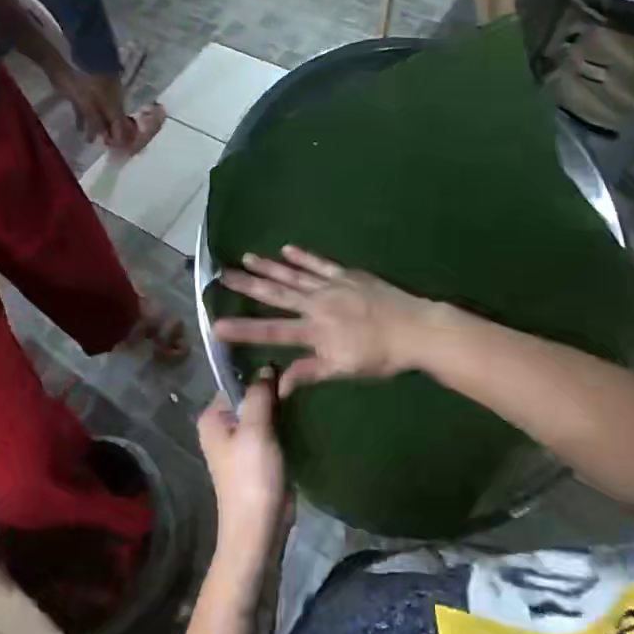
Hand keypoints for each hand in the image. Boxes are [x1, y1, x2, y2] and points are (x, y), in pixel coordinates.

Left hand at [51, 66, 121, 142]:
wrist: (72, 52)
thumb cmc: (79, 79)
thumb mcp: (84, 102)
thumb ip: (93, 119)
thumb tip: (101, 135)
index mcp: (113, 103)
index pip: (120, 124)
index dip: (118, 136)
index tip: (115, 148)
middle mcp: (112, 98)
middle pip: (113, 119)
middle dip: (109, 132)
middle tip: (105, 146)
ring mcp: (101, 92)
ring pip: (102, 113)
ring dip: (98, 125)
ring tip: (92, 139)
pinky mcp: (89, 88)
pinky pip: (91, 107)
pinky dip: (87, 118)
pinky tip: (81, 127)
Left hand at [197, 369, 286, 549]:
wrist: (259, 530)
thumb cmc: (251, 477)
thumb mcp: (255, 429)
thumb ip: (259, 394)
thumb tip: (266, 366)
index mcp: (212, 418)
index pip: (235, 380)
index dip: (258, 371)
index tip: (285, 361)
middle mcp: (223, 428)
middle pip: (251, 395)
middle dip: (273, 388)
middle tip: (300, 375)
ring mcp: (242, 443)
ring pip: (264, 412)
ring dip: (282, 405)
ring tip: (305, 388)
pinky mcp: (260, 456)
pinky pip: (273, 429)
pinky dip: (286, 421)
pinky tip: (304, 411)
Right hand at [215, 246, 464, 394]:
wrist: (415, 328)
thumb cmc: (381, 356)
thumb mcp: (344, 370)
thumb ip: (310, 372)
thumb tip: (277, 384)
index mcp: (316, 331)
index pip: (273, 330)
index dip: (244, 329)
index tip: (217, 325)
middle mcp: (318, 304)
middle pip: (277, 293)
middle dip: (249, 285)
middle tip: (223, 275)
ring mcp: (333, 286)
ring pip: (295, 274)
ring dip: (270, 266)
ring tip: (246, 258)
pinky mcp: (348, 275)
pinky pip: (321, 263)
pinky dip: (303, 256)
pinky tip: (287, 249)